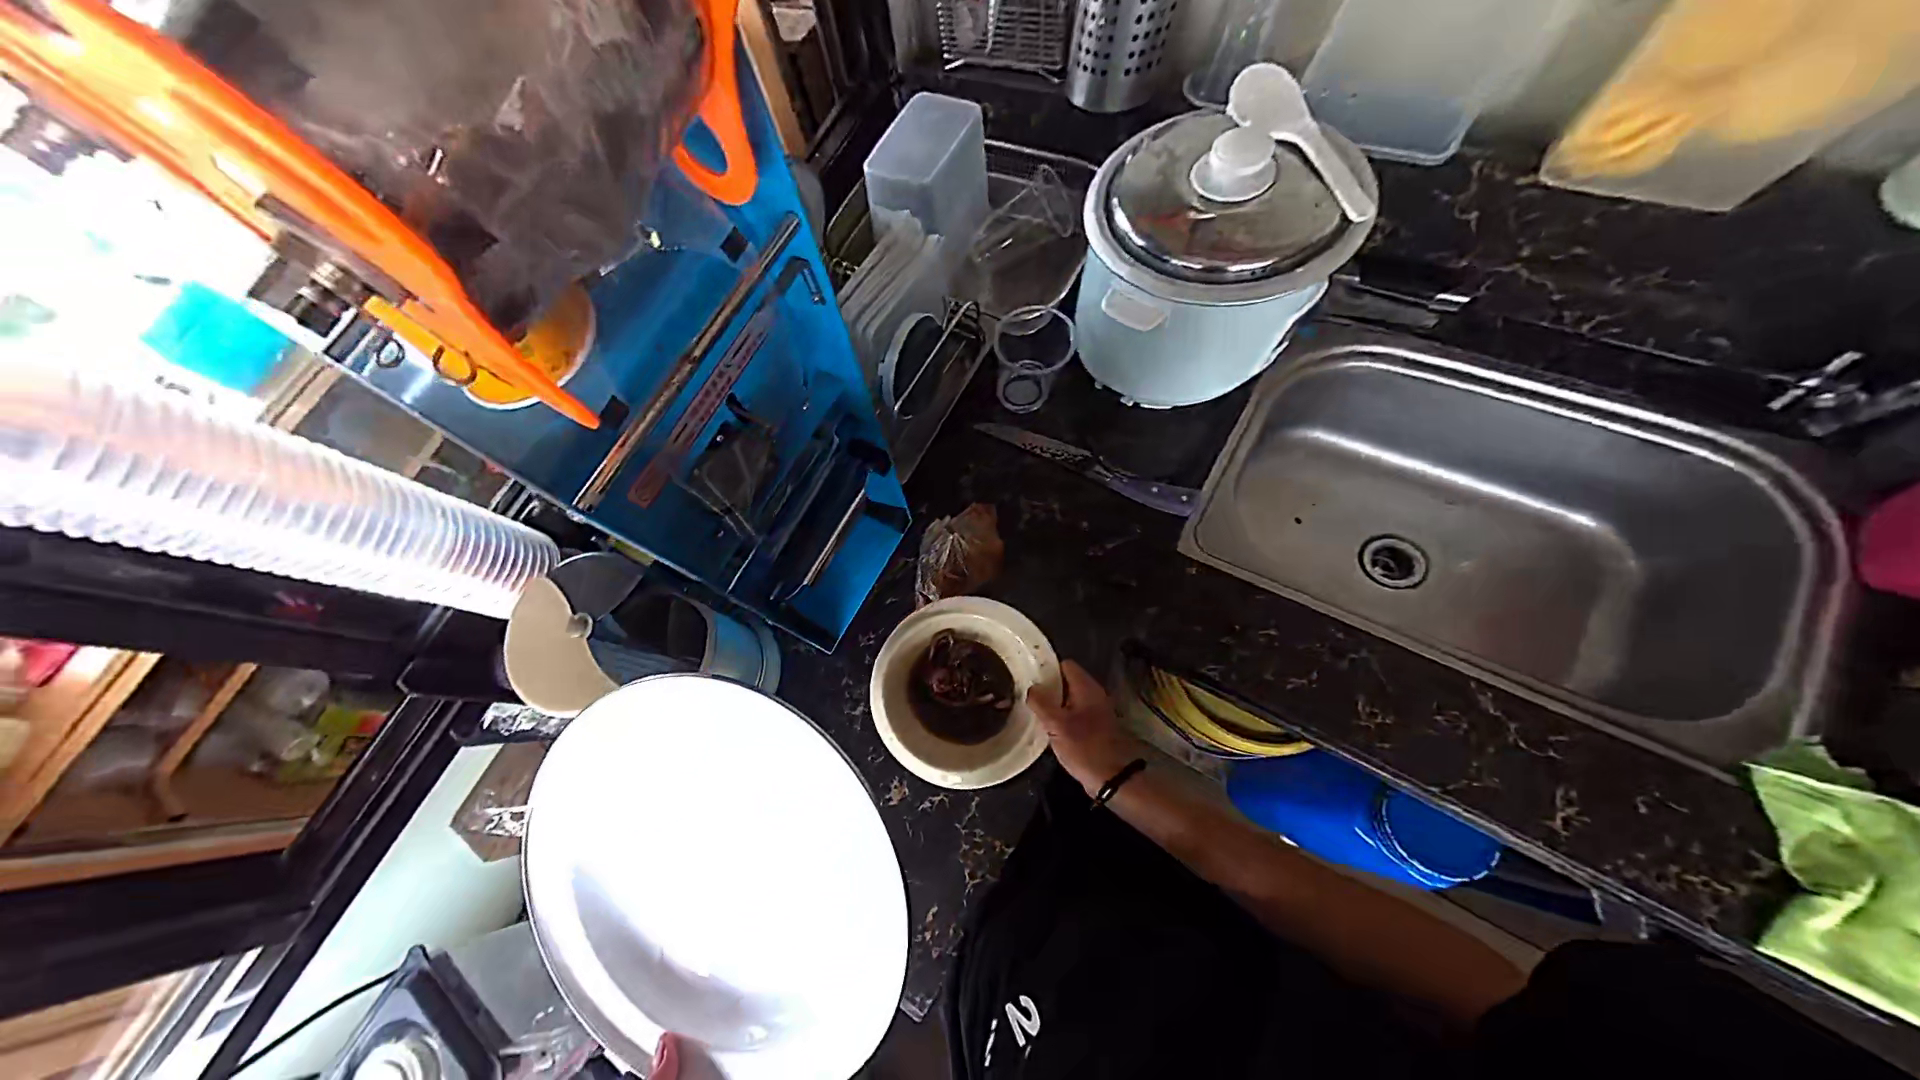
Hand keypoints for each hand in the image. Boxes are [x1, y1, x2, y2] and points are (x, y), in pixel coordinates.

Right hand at [1028, 660, 1146, 795]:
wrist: (1113, 778)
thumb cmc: (1084, 747)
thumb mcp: (1057, 724)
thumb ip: (1041, 702)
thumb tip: (1032, 688)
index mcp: (1086, 688)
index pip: (1065, 665)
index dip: (1046, 669)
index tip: (1029, 678)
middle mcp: (1093, 695)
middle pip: (1066, 682)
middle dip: (1047, 688)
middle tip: (1027, 697)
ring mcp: (1095, 712)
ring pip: (1068, 699)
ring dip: (1052, 705)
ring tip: (1033, 712)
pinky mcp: (1093, 727)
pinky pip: (1073, 714)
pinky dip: (1061, 718)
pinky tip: (1047, 728)